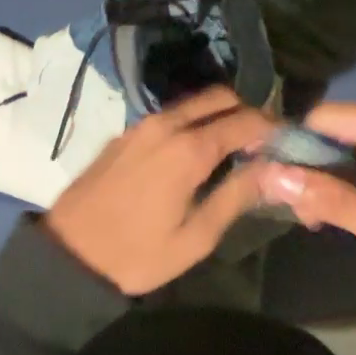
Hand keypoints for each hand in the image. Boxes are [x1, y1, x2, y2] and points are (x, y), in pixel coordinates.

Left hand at [44, 87, 274, 295]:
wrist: (67, 256)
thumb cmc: (136, 255)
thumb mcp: (195, 238)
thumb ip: (237, 197)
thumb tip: (274, 170)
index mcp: (188, 149)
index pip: (246, 120)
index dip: (273, 129)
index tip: (287, 146)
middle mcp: (165, 126)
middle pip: (219, 98)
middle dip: (247, 113)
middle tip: (262, 144)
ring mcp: (139, 126)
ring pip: (191, 104)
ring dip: (218, 116)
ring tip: (233, 150)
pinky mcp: (122, 136)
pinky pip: (168, 117)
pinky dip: (191, 124)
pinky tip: (195, 154)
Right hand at [258, 101, 355, 292]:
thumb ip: (335, 203)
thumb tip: (275, 177)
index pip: (328, 117)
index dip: (291, 142)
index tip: (263, 176)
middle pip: (332, 126)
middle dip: (304, 163)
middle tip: (288, 206)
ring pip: (340, 141)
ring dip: (319, 175)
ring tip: (308, 215)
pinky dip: (338, 179)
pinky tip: (327, 210)